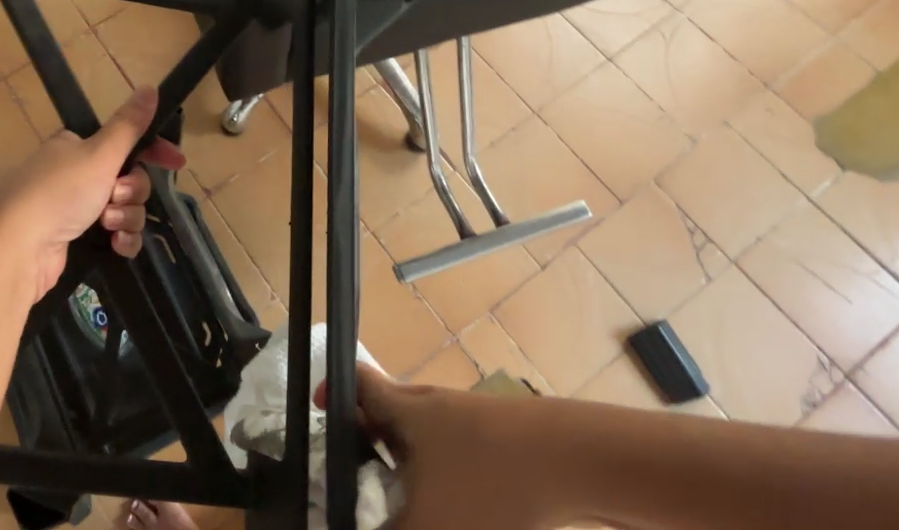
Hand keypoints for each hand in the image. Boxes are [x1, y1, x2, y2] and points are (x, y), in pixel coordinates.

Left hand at [0, 86, 184, 301]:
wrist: (20, 246)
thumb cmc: (60, 191)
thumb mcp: (100, 153)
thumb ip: (129, 125)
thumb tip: (150, 88)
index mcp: (76, 146)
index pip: (125, 141)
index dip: (153, 151)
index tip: (177, 162)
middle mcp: (75, 173)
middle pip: (128, 177)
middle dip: (132, 190)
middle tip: (117, 195)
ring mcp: (74, 207)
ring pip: (124, 208)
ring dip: (125, 216)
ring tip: (108, 224)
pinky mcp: (76, 239)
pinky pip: (114, 235)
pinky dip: (120, 239)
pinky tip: (116, 245)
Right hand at [323, 364, 563, 529]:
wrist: (578, 463)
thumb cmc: (492, 486)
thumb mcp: (433, 527)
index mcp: (403, 410)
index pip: (356, 383)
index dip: (333, 393)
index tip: (320, 411)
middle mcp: (430, 405)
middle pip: (388, 409)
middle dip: (368, 439)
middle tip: (358, 475)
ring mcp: (469, 419)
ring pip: (424, 434)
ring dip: (407, 462)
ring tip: (405, 502)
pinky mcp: (501, 439)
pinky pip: (456, 452)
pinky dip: (443, 475)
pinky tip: (455, 513)